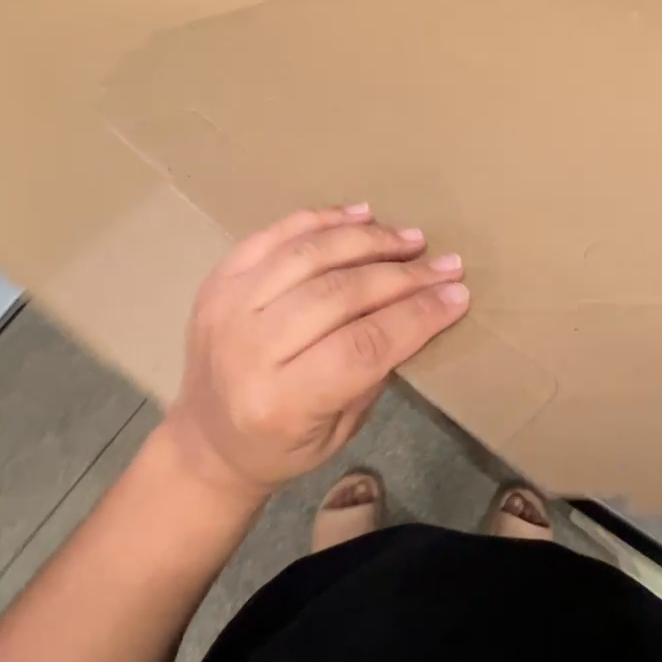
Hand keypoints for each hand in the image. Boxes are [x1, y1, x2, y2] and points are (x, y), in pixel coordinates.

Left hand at [162, 204, 470, 498]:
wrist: (204, 441)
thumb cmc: (281, 445)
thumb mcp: (340, 430)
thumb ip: (376, 369)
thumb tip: (424, 307)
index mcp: (280, 402)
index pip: (363, 347)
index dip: (417, 316)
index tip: (458, 294)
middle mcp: (248, 350)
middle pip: (340, 295)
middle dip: (404, 276)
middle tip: (447, 265)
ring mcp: (227, 308)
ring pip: (310, 256)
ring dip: (370, 241)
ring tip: (411, 239)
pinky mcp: (218, 280)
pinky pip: (275, 235)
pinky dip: (323, 219)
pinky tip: (362, 215)